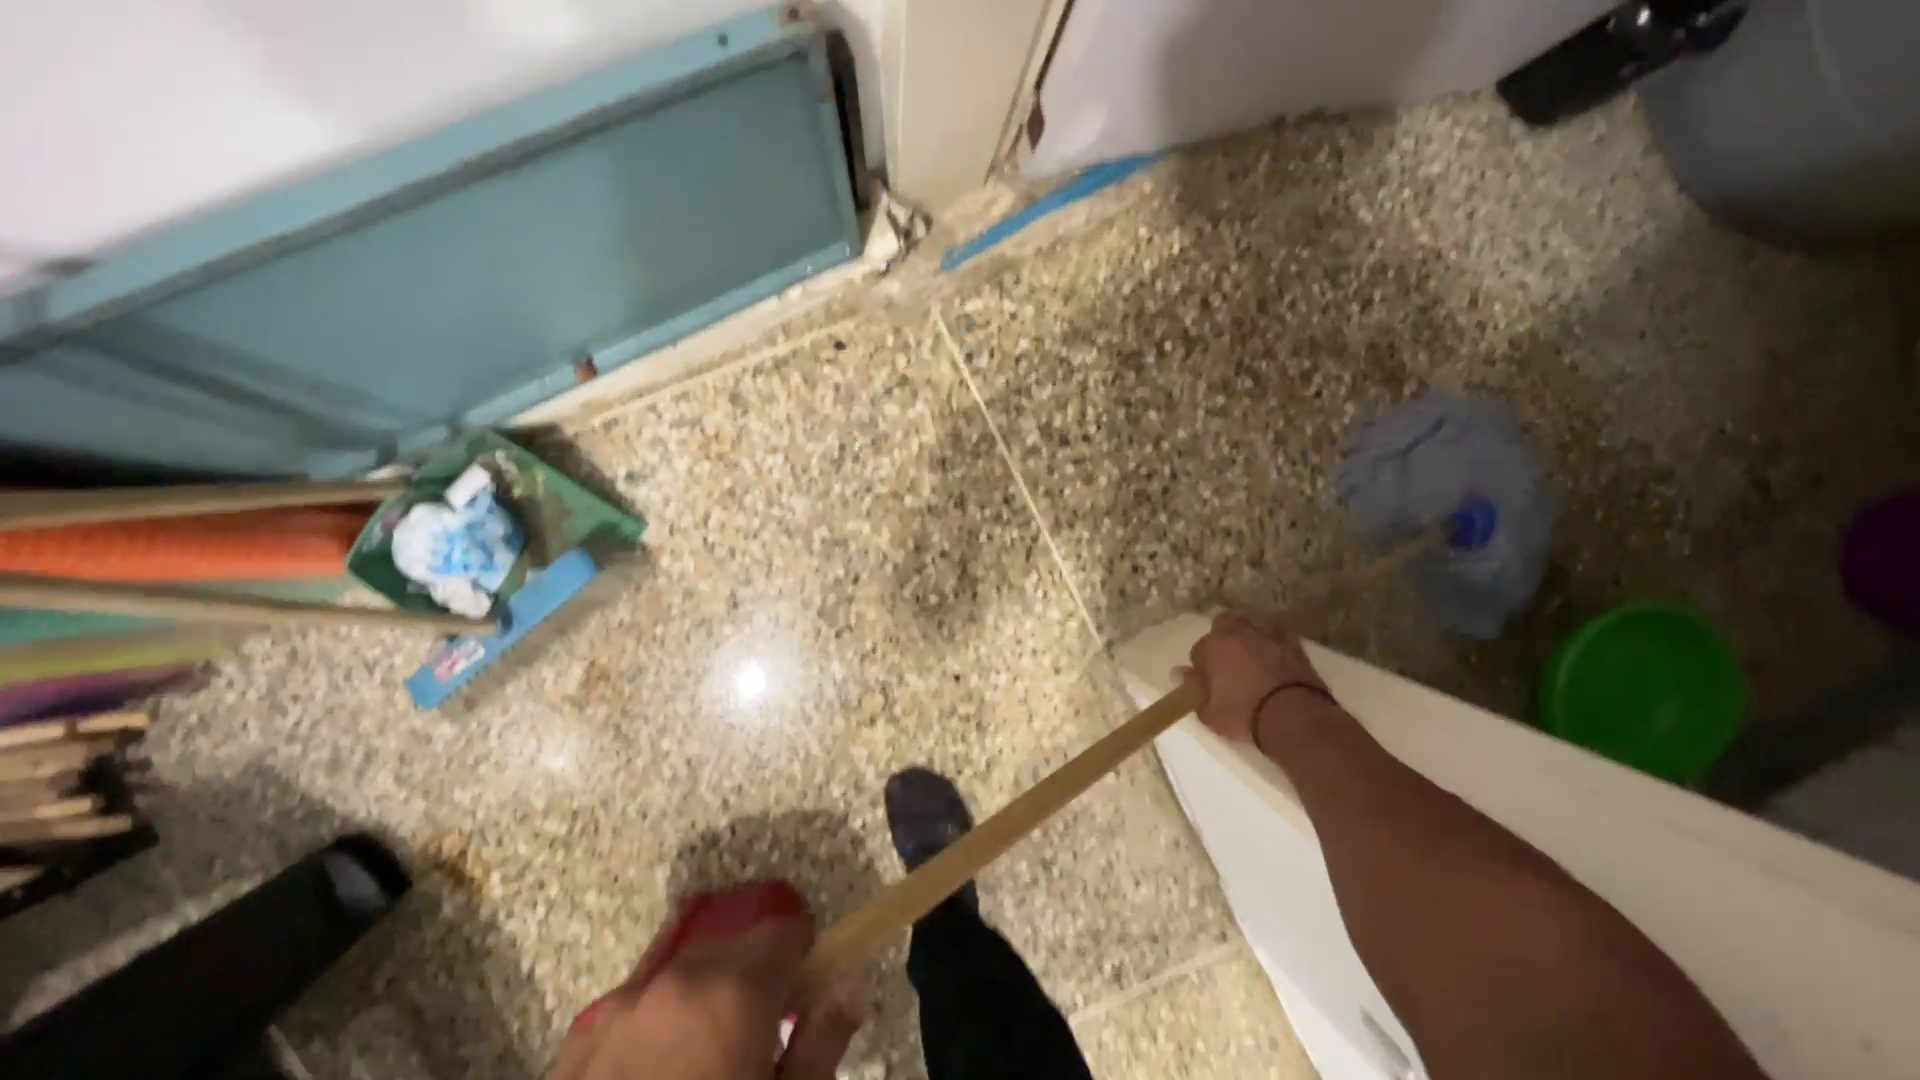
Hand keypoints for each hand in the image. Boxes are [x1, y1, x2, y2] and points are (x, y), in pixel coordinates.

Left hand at [548, 881, 865, 1079]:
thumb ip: (822, 1040)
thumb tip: (849, 982)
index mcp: (733, 992)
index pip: (784, 932)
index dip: (804, 955)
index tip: (808, 990)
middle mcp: (674, 983)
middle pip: (731, 952)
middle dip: (754, 981)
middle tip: (762, 1041)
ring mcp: (617, 1012)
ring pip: (679, 979)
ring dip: (702, 1002)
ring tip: (705, 1066)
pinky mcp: (574, 1047)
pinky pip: (632, 1013)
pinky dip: (653, 1028)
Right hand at [1180, 611, 1330, 746]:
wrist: (1293, 716)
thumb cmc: (1243, 715)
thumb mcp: (1208, 713)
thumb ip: (1193, 689)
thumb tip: (1181, 673)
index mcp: (1212, 646)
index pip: (1198, 649)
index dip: (1202, 665)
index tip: (1208, 680)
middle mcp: (1237, 632)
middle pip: (1224, 623)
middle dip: (1223, 636)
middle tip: (1228, 658)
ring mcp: (1267, 634)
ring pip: (1252, 621)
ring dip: (1248, 632)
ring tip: (1251, 651)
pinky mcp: (1293, 642)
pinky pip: (1278, 631)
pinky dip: (1273, 638)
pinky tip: (1275, 651)